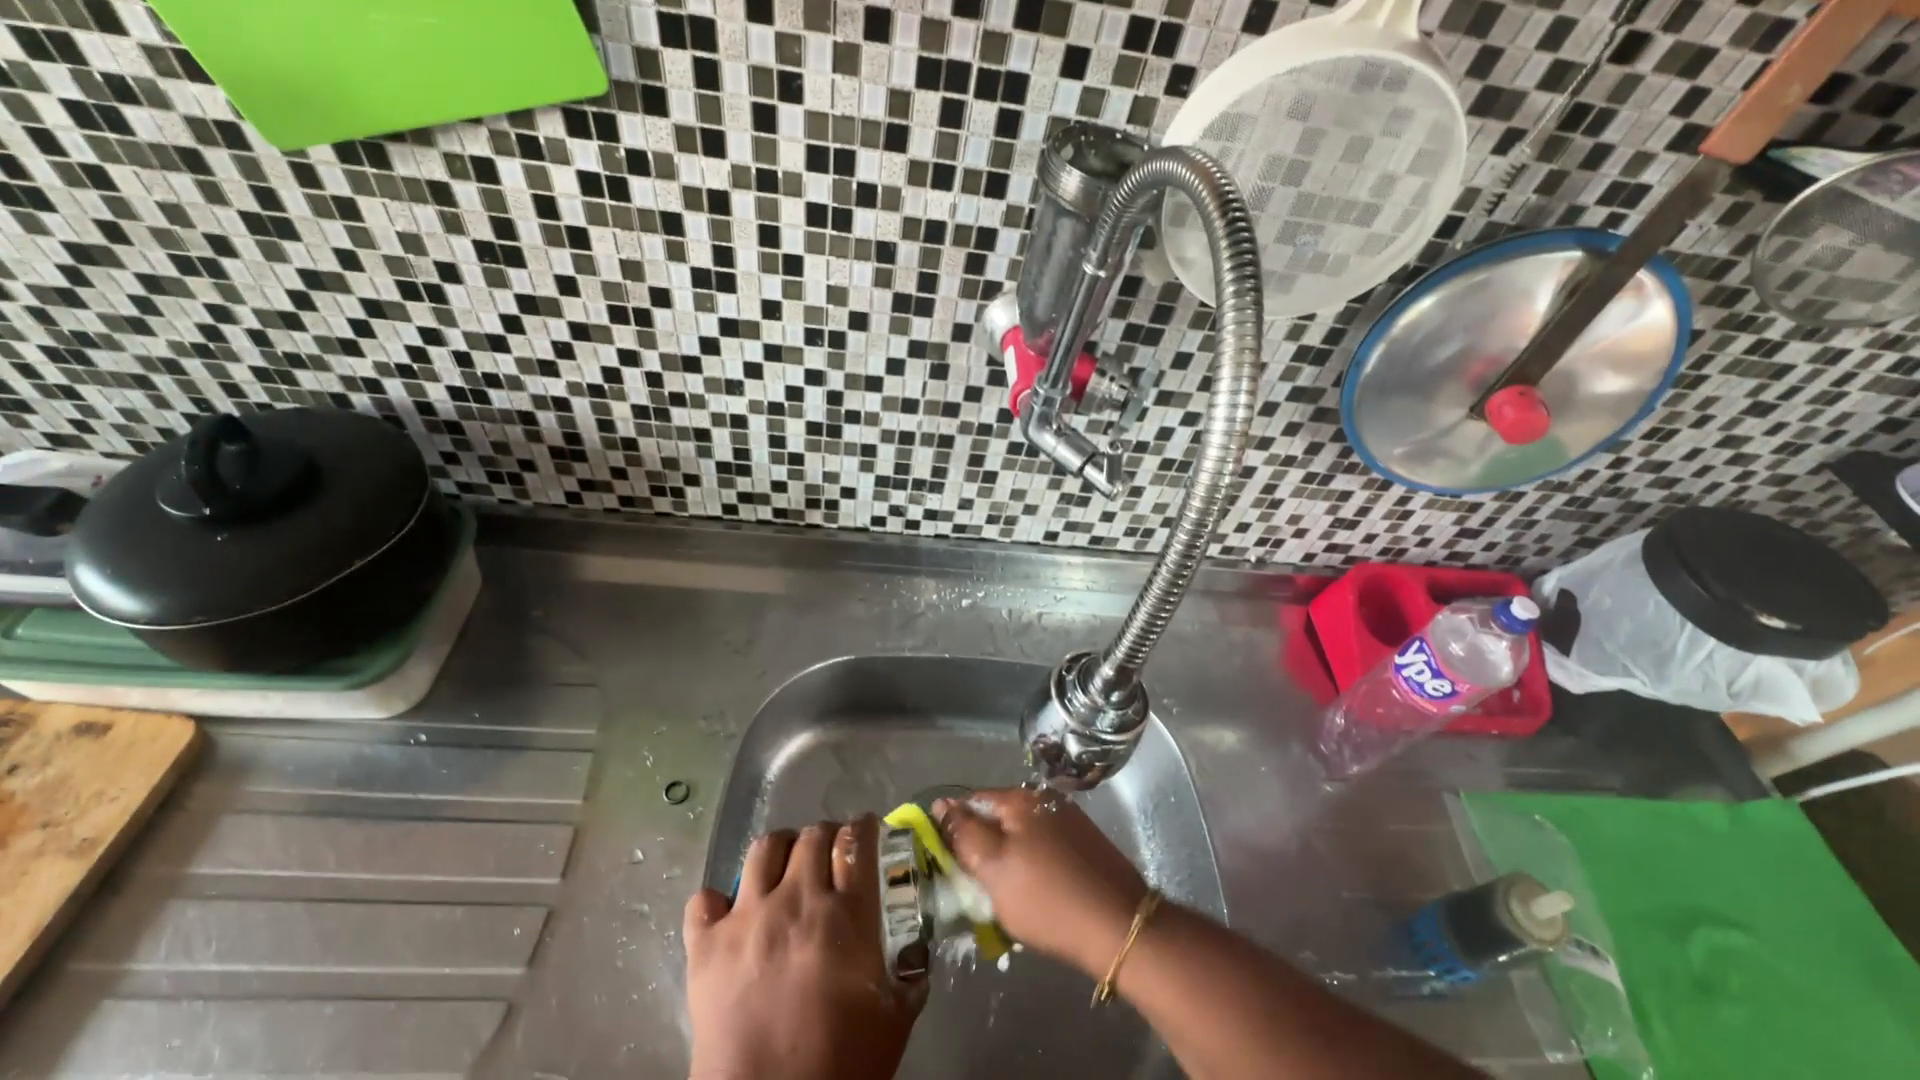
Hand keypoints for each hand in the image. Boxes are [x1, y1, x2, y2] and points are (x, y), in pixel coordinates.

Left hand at [684, 815, 925, 1079]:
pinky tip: (730, 912)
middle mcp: (796, 900)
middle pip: (811, 837)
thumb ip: (908, 969)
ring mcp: (745, 917)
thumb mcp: (895, 1015)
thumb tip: (914, 944)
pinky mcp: (704, 943)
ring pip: (762, 850)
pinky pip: (705, 898)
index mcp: (848, 914)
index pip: (857, 843)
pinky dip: (718, 899)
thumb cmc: (842, 1061)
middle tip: (831, 854)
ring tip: (784, 867)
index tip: (867, 831)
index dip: (864, 829)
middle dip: (826, 836)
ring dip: (780, 850)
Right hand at [936, 789, 1148, 975]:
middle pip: (998, 820)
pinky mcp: (1085, 849)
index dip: (954, 831)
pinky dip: (1032, 871)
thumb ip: (964, 833)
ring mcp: (1070, 824)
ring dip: (1007, 863)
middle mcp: (1048, 802)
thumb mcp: (993, 868)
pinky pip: (1044, 853)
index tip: (948, 863)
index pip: (972, 802)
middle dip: (982, 849)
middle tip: (974, 887)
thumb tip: (942, 803)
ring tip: (1002, 897)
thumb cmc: (1047, 898)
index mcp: (1022, 799)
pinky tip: (1033, 897)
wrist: (1120, 928)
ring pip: (1021, 839)